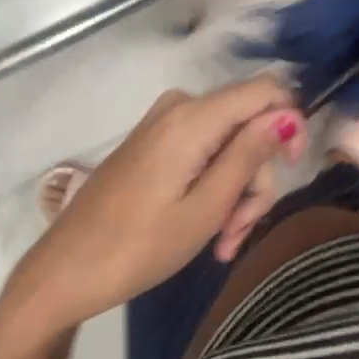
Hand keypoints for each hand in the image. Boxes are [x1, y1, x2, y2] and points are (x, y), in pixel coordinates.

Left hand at [8, 76, 306, 325]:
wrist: (65, 269)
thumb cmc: (137, 246)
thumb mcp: (204, 209)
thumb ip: (248, 156)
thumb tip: (289, 115)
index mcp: (193, 117)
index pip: (266, 90)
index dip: (291, 123)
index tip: (293, 169)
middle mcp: (181, 105)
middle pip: (247, 123)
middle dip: (255, 178)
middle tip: (239, 233)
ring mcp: (165, 121)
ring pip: (228, 142)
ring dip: (235, 191)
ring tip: (222, 243)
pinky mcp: (156, 139)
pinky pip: (203, 150)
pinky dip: (213, 186)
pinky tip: (208, 229)